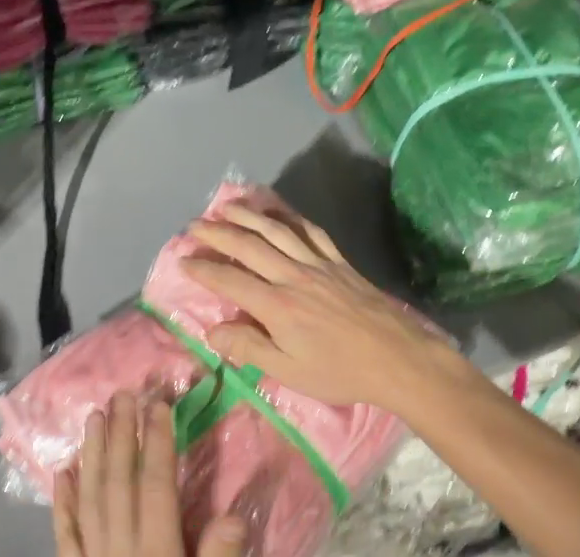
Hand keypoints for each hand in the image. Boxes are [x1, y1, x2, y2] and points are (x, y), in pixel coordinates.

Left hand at [54, 392, 247, 556]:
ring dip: (92, 455)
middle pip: (119, 483)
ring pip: (90, 500)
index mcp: (157, 555)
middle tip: (124, 392)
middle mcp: (119, 553)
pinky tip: (62, 472)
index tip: (158, 403)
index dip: (157, 442)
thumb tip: (233, 514)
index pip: (156, 486)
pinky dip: (63, 502)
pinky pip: (65, 537)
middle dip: (122, 435)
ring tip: (93, 417)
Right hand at [181, 203, 466, 412]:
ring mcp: (317, 264)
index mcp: (276, 306)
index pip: (230, 281)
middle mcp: (292, 275)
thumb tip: (213, 332)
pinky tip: (279, 214)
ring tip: (227, 206)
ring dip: (248, 216)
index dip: (203, 269)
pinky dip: (291, 218)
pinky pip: (311, 231)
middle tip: (194, 226)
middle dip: (218, 233)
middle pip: (248, 246)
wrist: (396, 357)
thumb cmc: (340, 371)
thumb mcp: (290, 372)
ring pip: (276, 231)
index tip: (183, 261)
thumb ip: (249, 349)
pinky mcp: (338, 261)